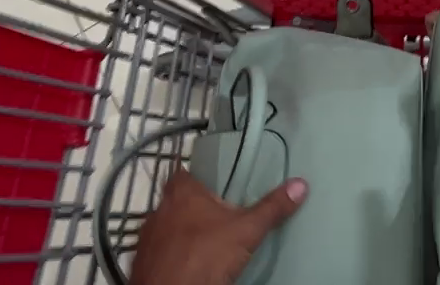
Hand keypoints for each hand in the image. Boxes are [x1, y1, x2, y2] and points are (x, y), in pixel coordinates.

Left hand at [129, 171, 305, 284]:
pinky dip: (170, 255)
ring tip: (203, 240)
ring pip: (164, 227)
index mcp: (182, 193)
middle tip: (216, 213)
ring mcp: (145, 241)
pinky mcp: (139, 267)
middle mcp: (158, 211)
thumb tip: (300, 185)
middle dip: (192, 206)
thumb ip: (272, 207)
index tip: (213, 181)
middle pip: (175, 200)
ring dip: (179, 232)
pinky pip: (157, 253)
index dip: (197, 175)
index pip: (184, 171)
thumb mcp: (246, 231)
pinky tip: (186, 264)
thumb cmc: (204, 257)